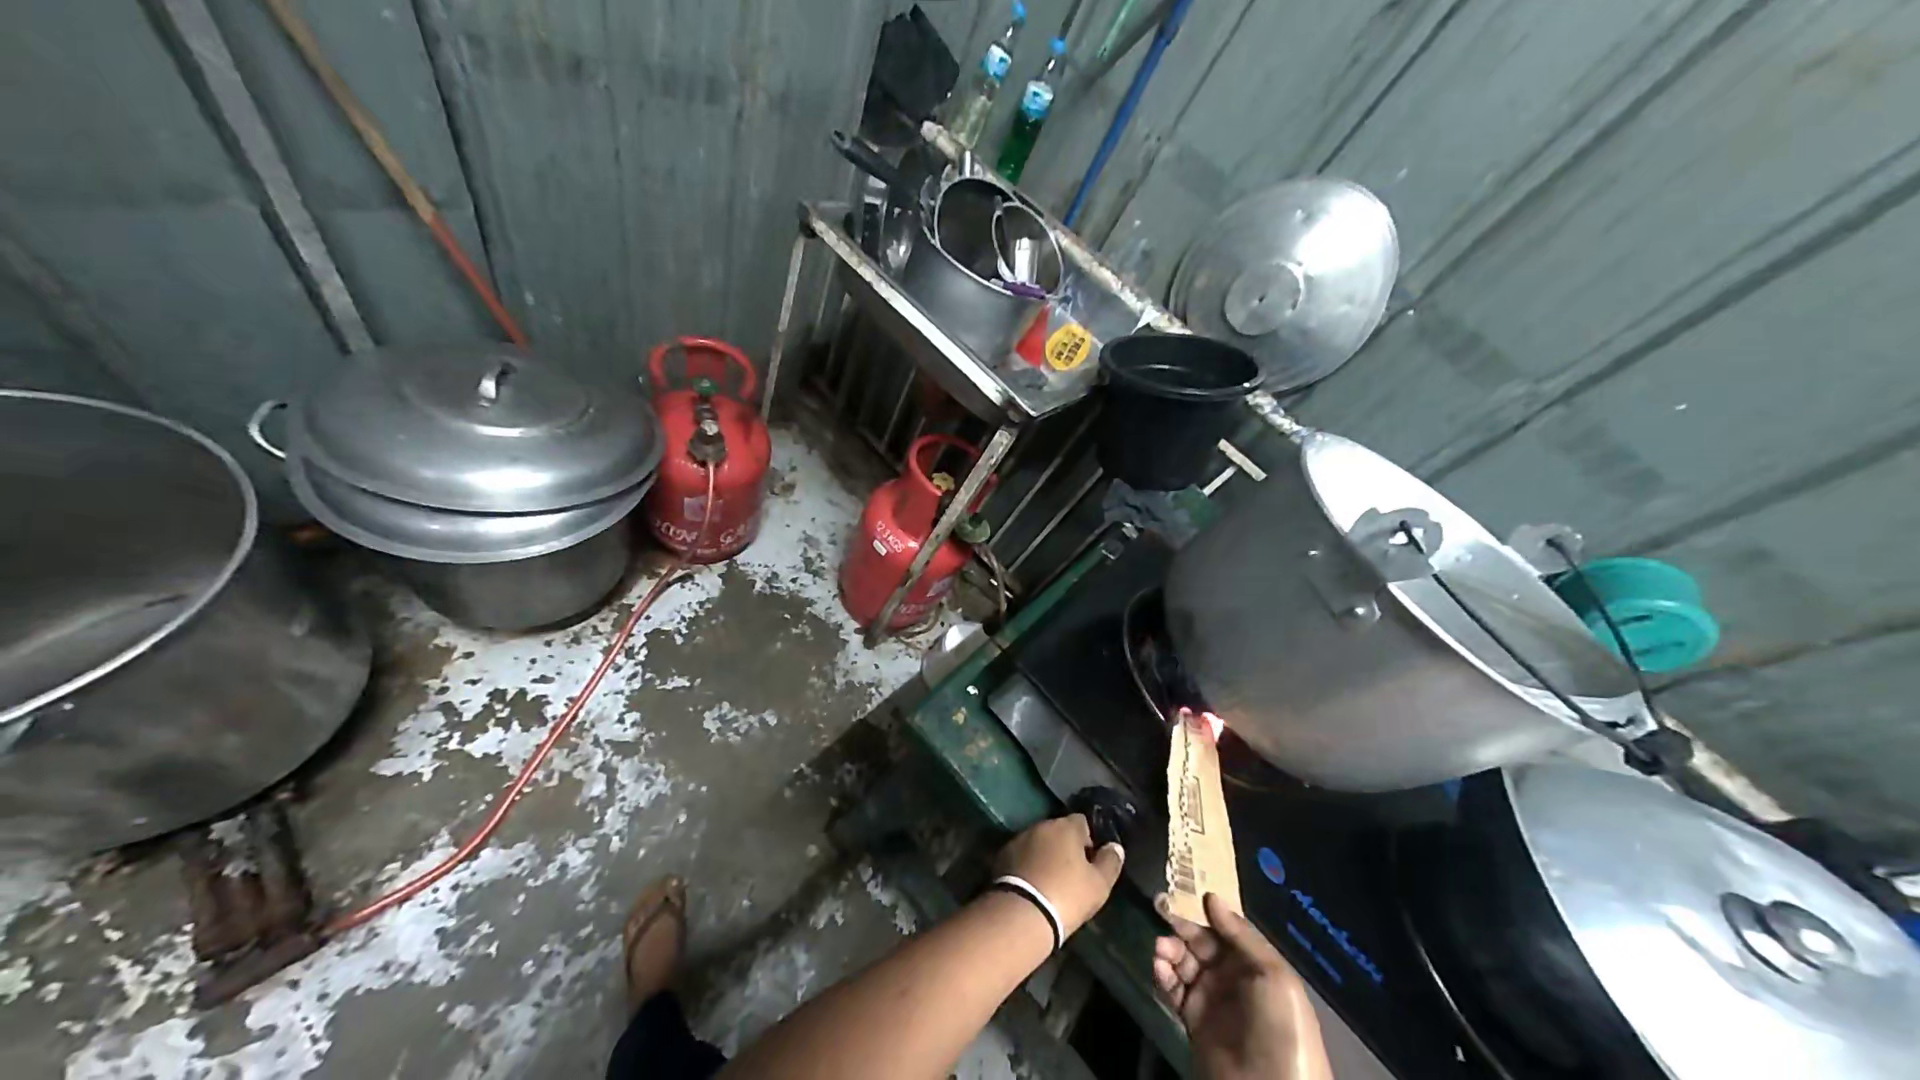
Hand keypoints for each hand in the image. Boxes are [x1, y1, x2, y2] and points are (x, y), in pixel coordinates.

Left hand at [995, 814, 1124, 934]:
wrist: (1022, 913)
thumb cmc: (1067, 896)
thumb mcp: (1099, 885)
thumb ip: (1110, 862)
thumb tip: (1114, 846)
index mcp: (1065, 826)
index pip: (1082, 822)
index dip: (1088, 840)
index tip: (1090, 861)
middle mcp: (1040, 825)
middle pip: (1058, 831)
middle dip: (1065, 847)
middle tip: (1071, 874)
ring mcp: (1018, 839)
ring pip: (1038, 843)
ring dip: (1045, 855)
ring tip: (1050, 881)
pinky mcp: (1002, 855)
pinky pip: (1022, 856)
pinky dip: (1028, 864)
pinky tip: (1032, 885)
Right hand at [1154, 893, 1331, 1079]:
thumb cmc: (1280, 1028)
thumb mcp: (1274, 976)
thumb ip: (1241, 935)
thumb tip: (1211, 897)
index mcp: (1256, 964)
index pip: (1224, 929)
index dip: (1203, 912)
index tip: (1179, 894)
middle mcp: (1233, 978)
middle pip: (1201, 942)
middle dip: (1181, 928)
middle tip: (1161, 914)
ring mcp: (1212, 999)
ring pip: (1184, 963)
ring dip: (1170, 950)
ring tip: (1161, 949)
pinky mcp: (1193, 1020)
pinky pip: (1173, 989)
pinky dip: (1163, 975)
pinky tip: (1159, 968)